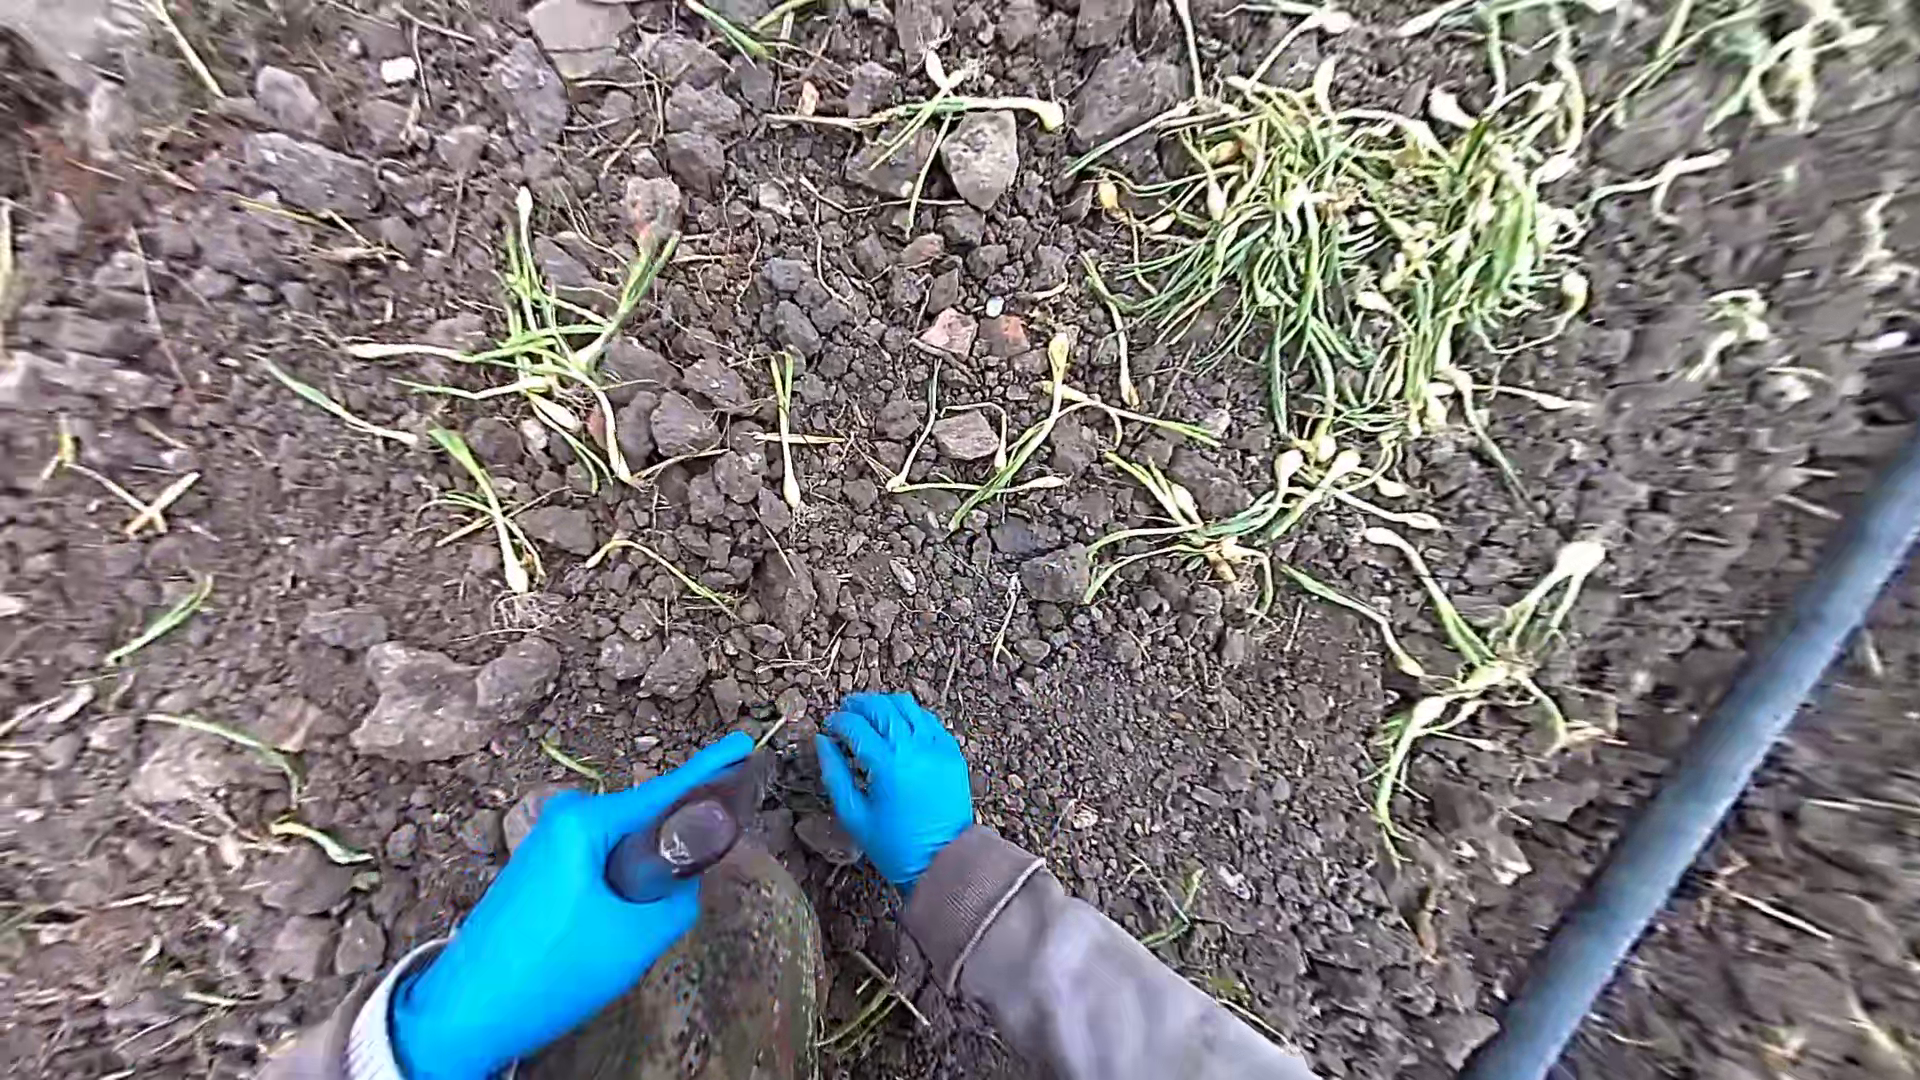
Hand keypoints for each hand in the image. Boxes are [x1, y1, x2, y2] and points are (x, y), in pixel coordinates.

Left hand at [390, 732, 753, 1079]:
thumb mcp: (634, 940)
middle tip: (719, 838)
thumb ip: (681, 899)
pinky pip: (604, 850)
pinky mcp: (543, 862)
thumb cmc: (549, 973)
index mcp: (586, 823)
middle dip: (684, 824)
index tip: (745, 741)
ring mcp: (551, 838)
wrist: (454, 1023)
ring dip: (653, 853)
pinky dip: (628, 864)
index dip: (712, 765)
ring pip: (627, 836)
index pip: (666, 788)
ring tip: (664, 889)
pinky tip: (632, 896)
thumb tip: (688, 880)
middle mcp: (568, 817)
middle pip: (649, 812)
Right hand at [815, 692, 973, 891]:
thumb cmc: (897, 845)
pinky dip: (910, 715)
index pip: (856, 725)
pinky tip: (899, 725)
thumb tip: (822, 742)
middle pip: (881, 707)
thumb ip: (835, 775)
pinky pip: (928, 720)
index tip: (829, 725)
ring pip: (907, 706)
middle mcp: (913, 746)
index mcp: (887, 763)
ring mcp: (936, 746)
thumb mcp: (855, 816)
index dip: (838, 721)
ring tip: (871, 714)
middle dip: (859, 704)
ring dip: (885, 704)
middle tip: (846, 711)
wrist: (944, 860)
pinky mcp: (951, 751)